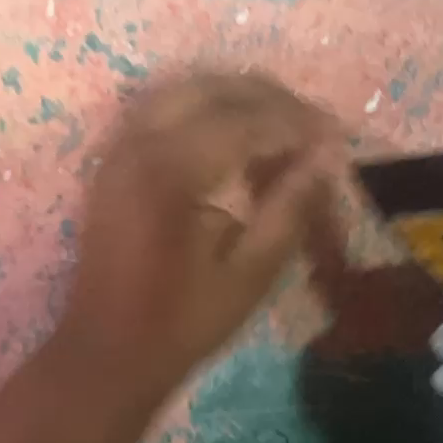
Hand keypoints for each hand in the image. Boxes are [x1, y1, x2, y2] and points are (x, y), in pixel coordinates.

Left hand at [56, 71, 341, 393]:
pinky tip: (233, 132)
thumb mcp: (249, 275)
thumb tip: (327, 156)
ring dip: (235, 95)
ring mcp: (118, 148)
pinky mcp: (111, 160)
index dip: (297, 124)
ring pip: (182, 89)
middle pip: (211, 88)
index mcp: (169, 172)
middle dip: (269, 97)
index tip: (338, 135)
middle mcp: (137, 144)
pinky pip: (160, 108)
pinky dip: (202, 107)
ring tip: (281, 121)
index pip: (245, 122)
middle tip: (313, 124)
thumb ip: (289, 208)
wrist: (104, 354)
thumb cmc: (180, 324)